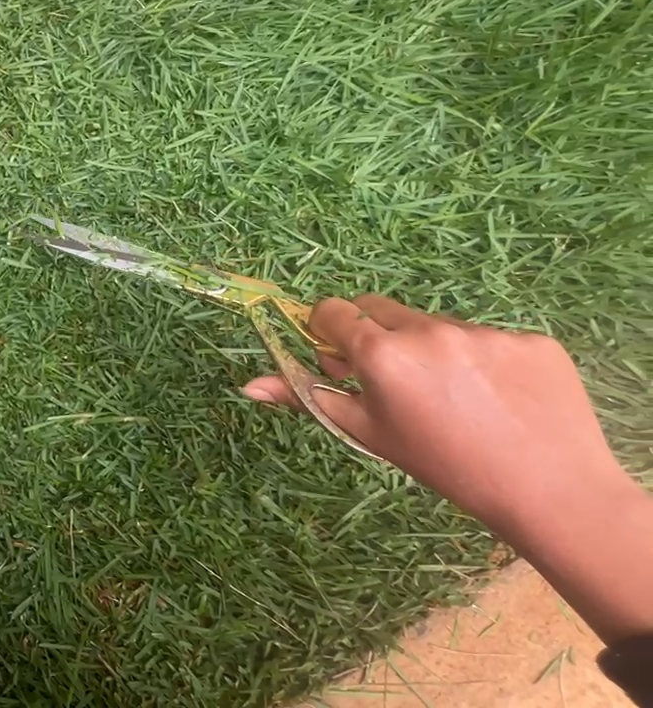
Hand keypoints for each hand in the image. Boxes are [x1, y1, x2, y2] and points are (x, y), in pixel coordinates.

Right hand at [243, 294, 652, 642]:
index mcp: (380, 354)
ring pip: (431, 322)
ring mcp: (483, 333)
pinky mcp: (531, 340)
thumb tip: (247, 386)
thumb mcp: (365, 430)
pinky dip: (480, 357)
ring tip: (453, 392)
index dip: (329, 330)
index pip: (332, 311)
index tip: (342, 359)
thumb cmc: (441, 463)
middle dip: (374, 333)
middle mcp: (427, 332)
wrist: (552, 493)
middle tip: (392, 376)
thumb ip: (305, 396)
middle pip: (377, 307)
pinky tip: (496, 393)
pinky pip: (486, 336)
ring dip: (427, 345)